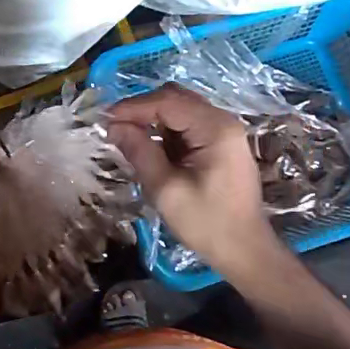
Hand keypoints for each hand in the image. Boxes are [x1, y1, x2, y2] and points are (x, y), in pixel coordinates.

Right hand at [106, 85, 279, 272]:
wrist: (245, 250)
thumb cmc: (207, 223)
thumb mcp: (166, 189)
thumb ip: (140, 152)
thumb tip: (114, 126)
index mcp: (215, 128)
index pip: (167, 102)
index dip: (133, 107)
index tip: (105, 119)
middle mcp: (223, 121)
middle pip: (175, 98)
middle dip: (142, 109)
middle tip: (114, 127)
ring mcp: (224, 131)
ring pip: (180, 109)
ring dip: (152, 119)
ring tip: (127, 137)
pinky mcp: (221, 143)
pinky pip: (188, 124)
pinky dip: (165, 130)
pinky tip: (149, 146)